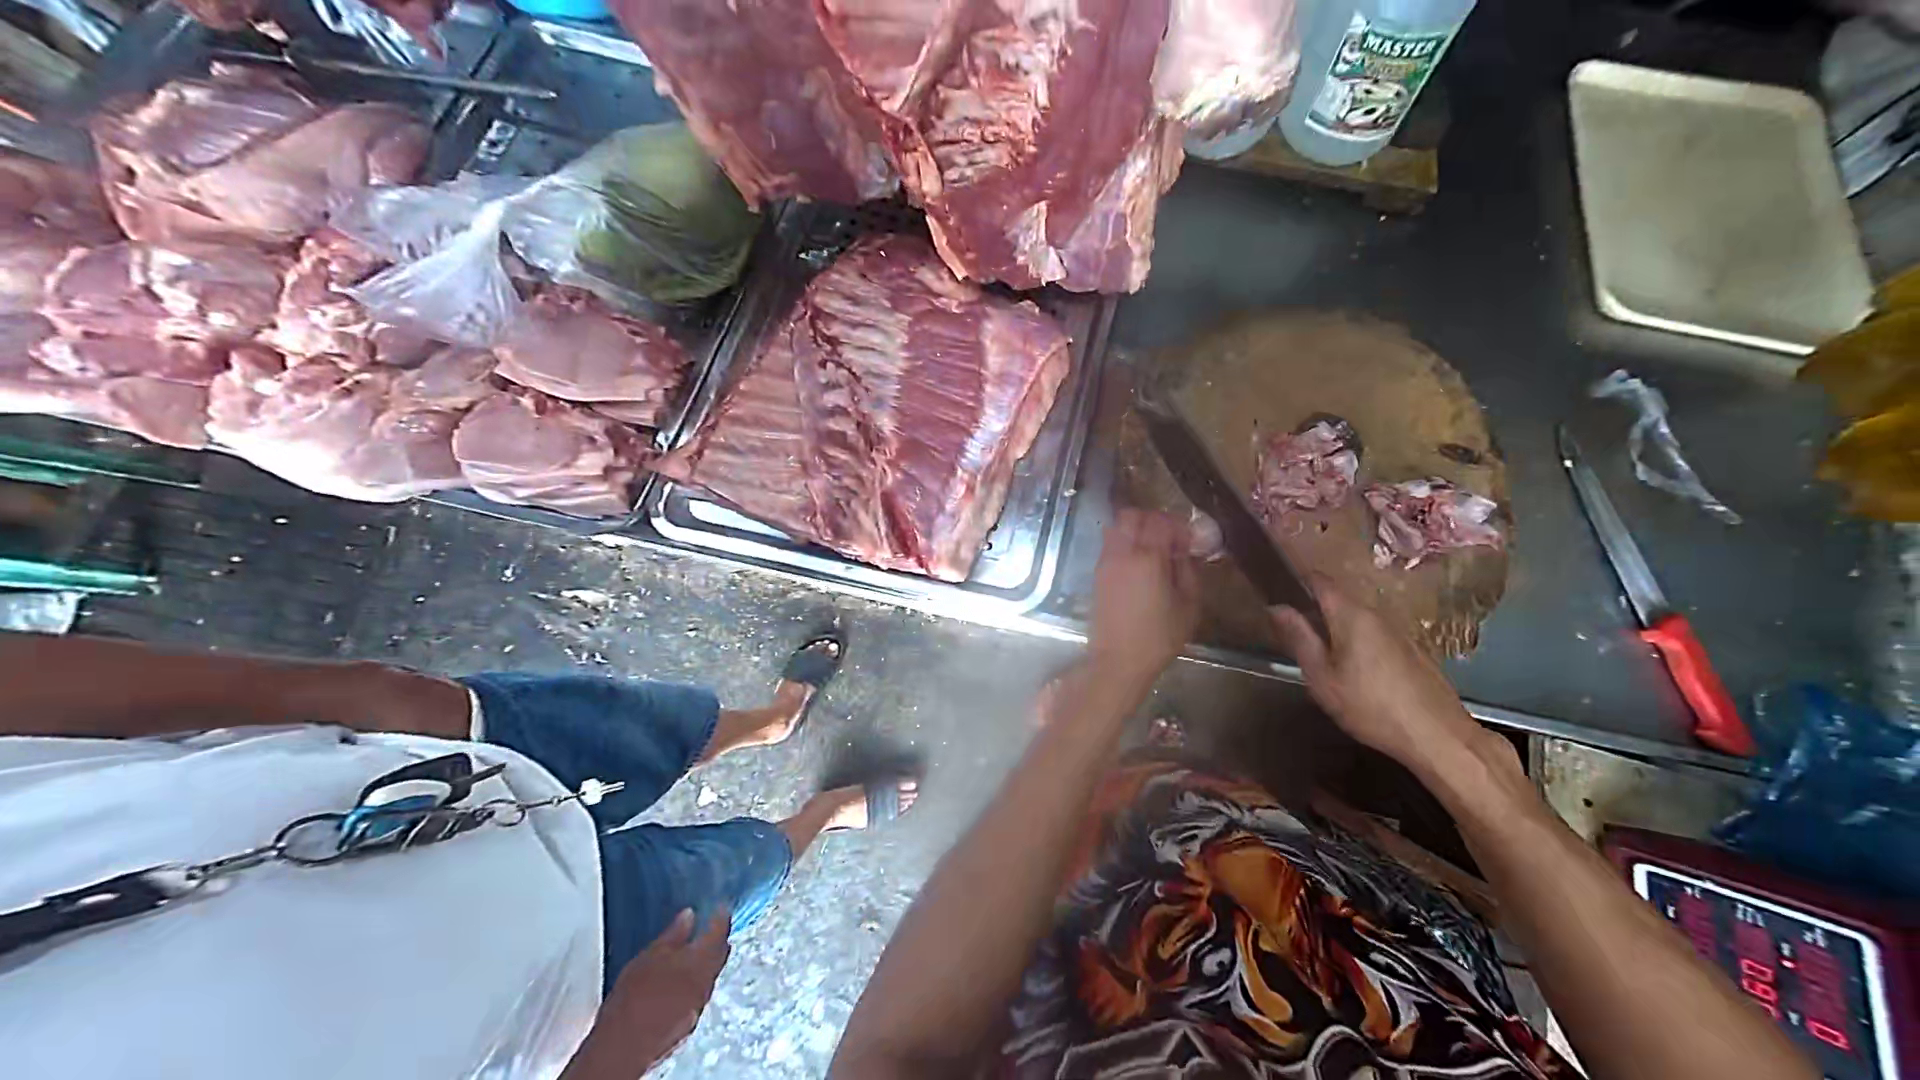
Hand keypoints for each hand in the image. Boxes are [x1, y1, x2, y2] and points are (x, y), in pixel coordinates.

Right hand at [562, 909, 729, 1079]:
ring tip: (696, 956)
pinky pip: (698, 997)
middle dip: (718, 941)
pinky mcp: (689, 1024)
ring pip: (710, 977)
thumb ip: (675, 933)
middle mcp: (707, 981)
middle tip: (713, 929)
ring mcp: (699, 1004)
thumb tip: (689, 916)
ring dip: (707, 964)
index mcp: (702, 959)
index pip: (720, 930)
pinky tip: (682, 986)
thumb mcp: (652, 954)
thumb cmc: (636, 995)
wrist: (624, 1045)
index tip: (720, 908)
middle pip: (720, 954)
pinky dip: (695, 985)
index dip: (721, 916)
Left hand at [1087, 509, 1199, 690]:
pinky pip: (1110, 545)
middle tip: (1169, 539)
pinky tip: (1139, 565)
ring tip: (1153, 551)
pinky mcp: (1097, 574)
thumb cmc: (1159, 637)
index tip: (1187, 542)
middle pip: (1131, 515)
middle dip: (1152, 520)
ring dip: (1135, 530)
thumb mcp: (1188, 605)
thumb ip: (1186, 570)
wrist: (1118, 660)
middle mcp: (1122, 554)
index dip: (1176, 525)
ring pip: (1116, 527)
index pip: (1159, 521)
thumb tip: (1181, 551)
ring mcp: (1105, 562)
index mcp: (1147, 559)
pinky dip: (1125, 544)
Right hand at [1269, 574, 1486, 773]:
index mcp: (1351, 615)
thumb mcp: (1321, 676)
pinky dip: (1356, 641)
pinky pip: (1374, 633)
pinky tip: (1353, 671)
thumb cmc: (1370, 706)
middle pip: (1339, 599)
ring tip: (1320, 656)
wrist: (1437, 736)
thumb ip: (1298, 637)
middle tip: (1292, 635)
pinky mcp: (1412, 649)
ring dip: (1335, 627)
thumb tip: (1276, 607)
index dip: (1297, 580)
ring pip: (1357, 618)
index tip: (1277, 592)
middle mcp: (1377, 615)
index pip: (1320, 580)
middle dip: (1313, 609)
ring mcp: (1398, 631)